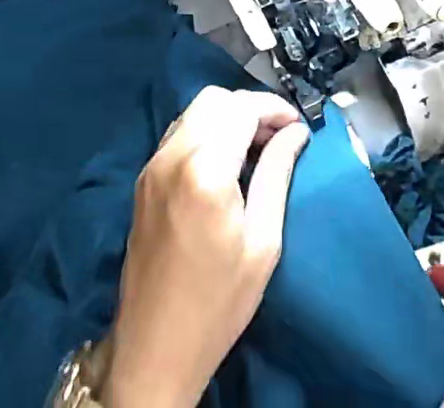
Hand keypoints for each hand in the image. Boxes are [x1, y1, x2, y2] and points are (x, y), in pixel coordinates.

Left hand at [101, 87, 310, 407]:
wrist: (154, 344)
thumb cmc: (218, 301)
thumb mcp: (263, 241)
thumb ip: (277, 174)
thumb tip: (296, 133)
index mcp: (204, 169)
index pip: (242, 109)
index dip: (274, 108)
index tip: (298, 126)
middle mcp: (172, 155)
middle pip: (215, 100)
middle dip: (251, 107)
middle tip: (279, 136)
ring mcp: (153, 164)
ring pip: (194, 111)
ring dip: (228, 115)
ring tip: (256, 146)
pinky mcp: (144, 177)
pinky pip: (179, 132)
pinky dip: (206, 130)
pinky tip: (226, 159)